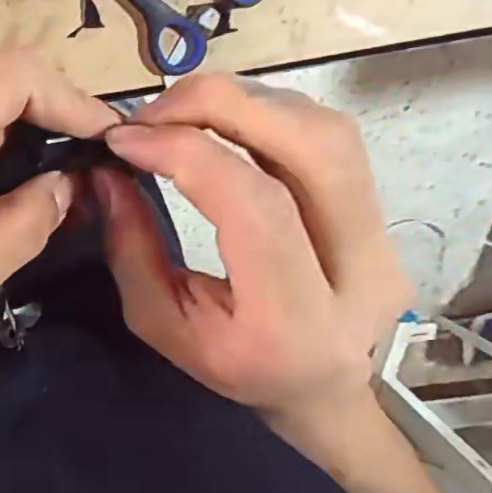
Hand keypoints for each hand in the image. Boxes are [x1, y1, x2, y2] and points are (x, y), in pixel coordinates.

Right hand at [93, 74, 411, 422]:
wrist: (322, 390)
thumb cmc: (235, 369)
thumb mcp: (162, 324)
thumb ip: (131, 249)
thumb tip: (108, 171)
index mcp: (295, 320)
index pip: (254, 205)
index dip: (187, 153)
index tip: (125, 139)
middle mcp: (359, 270)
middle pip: (311, 146)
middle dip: (222, 104)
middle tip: (153, 111)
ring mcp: (383, 236)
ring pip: (327, 130)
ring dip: (245, 102)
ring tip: (182, 114)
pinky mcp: (382, 212)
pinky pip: (329, 136)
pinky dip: (266, 113)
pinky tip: (224, 123)